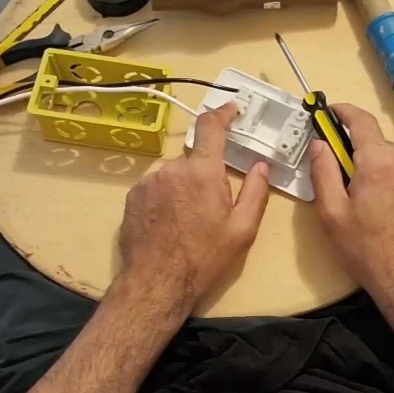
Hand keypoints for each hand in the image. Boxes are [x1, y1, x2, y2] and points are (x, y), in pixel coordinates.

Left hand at [113, 102, 271, 313]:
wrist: (157, 283)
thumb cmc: (204, 259)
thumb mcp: (242, 231)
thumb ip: (255, 193)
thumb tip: (261, 167)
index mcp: (202, 172)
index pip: (211, 126)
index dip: (223, 112)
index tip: (232, 109)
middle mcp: (172, 169)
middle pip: (194, 159)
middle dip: (206, 174)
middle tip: (213, 208)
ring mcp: (148, 182)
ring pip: (174, 174)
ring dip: (184, 187)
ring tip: (188, 222)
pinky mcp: (132, 197)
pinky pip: (156, 187)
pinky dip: (166, 198)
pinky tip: (170, 225)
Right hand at [309, 104, 393, 303]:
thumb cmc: (364, 248)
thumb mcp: (332, 212)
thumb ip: (323, 172)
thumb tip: (319, 145)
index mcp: (378, 162)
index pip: (361, 121)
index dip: (342, 112)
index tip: (327, 112)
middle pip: (374, 140)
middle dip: (353, 146)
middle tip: (333, 166)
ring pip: (389, 156)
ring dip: (370, 162)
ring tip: (355, 192)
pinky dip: (386, 175)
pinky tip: (376, 201)